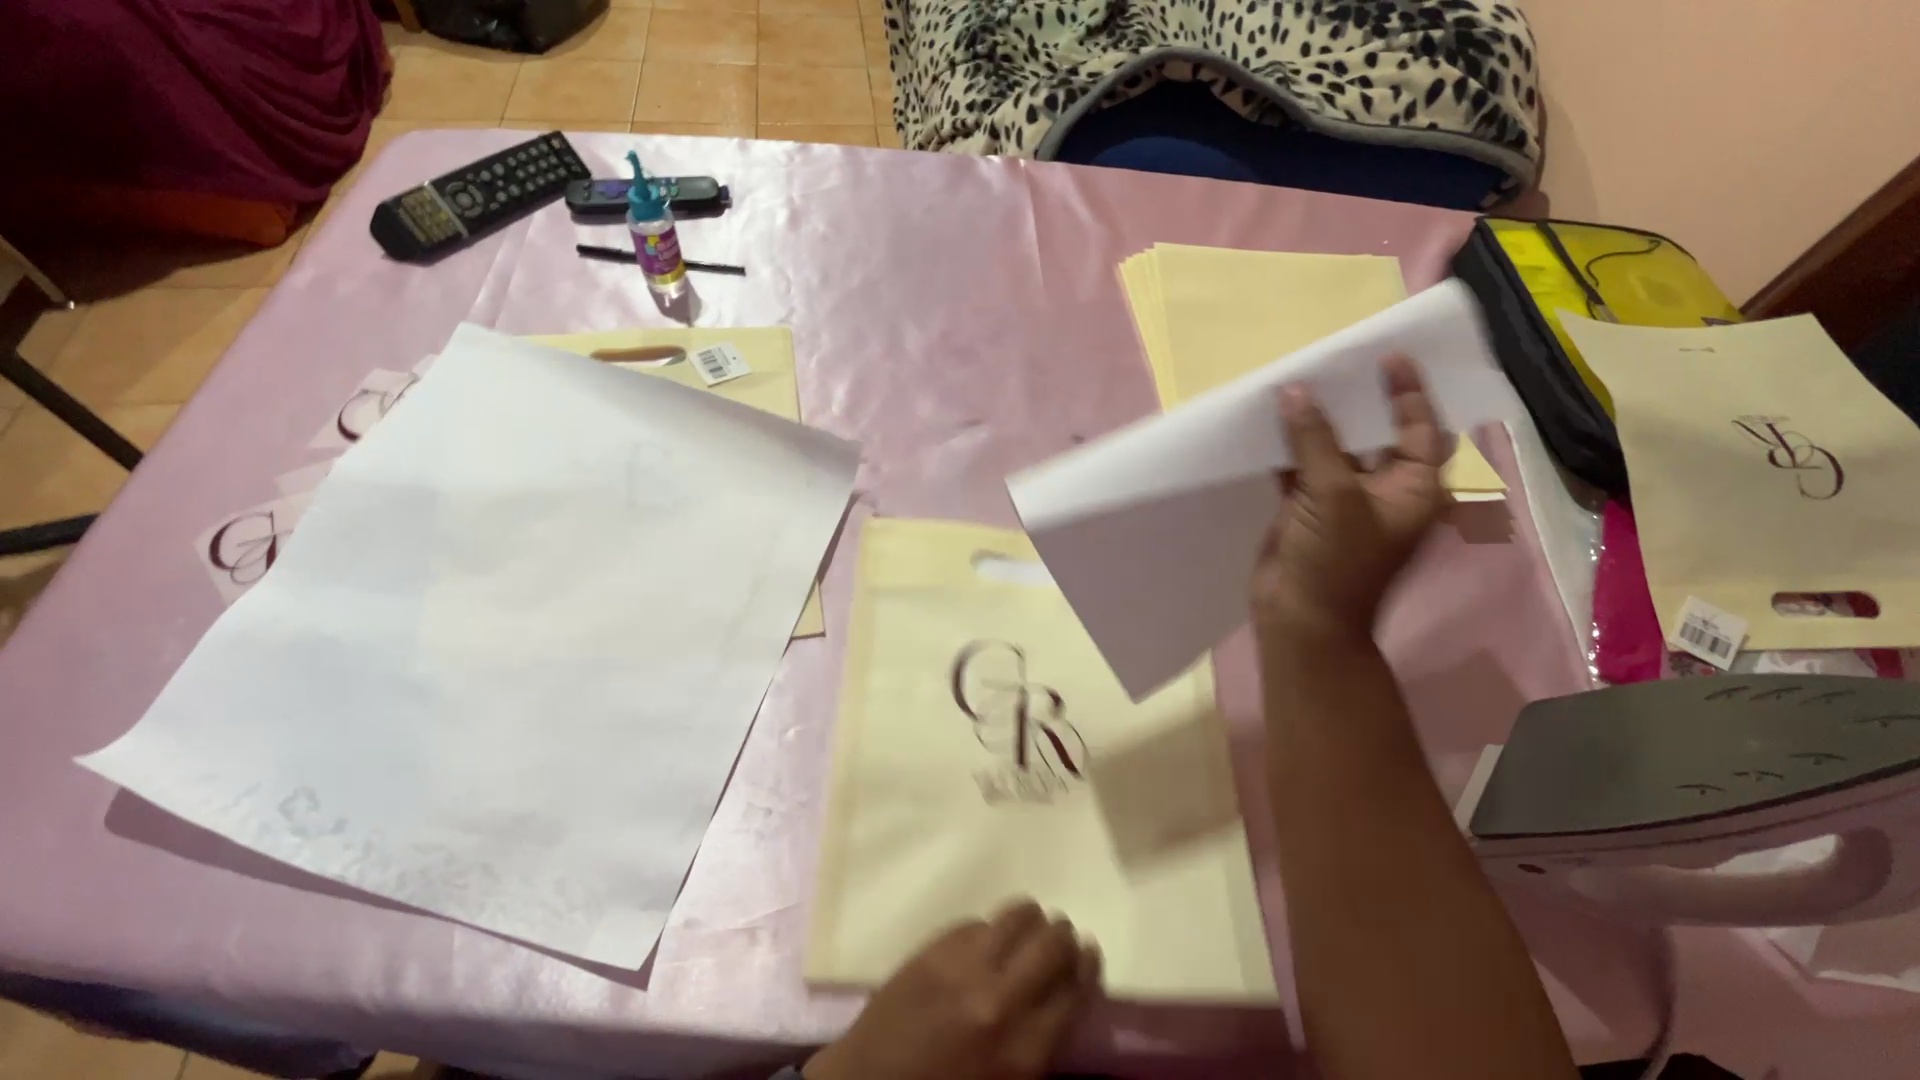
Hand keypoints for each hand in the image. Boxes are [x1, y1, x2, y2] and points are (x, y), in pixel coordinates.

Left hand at [804, 901, 1101, 1079]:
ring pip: (1017, 916)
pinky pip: (975, 922)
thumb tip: (1066, 992)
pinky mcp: (931, 950)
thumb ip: (1043, 1039)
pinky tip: (986, 941)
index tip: (1088, 954)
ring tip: (1028, 927)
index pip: (1077, 988)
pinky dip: (988, 929)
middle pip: (1054, 944)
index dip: (1088, 965)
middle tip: (1060, 940)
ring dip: (1030, 919)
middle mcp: (1000, 1001)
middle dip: (1064, 938)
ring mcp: (963, 969)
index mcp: (1025, 1049)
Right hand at [1252, 355, 1449, 645]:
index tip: (1388, 357)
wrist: (1299, 618)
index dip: (1408, 393)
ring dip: (1317, 422)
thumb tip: (1295, 391)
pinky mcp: (1306, 510)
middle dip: (1357, 402)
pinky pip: (1300, 468)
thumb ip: (1316, 440)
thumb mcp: (1333, 494)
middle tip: (1339, 361)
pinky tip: (1270, 420)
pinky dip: (1287, 447)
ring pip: (1332, 450)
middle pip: (1375, 435)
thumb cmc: (1335, 561)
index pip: (1421, 429)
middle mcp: (1384, 491)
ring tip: (1300, 381)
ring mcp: (1343, 501)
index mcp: (1414, 489)